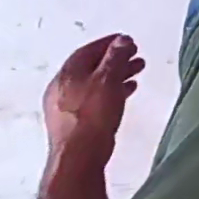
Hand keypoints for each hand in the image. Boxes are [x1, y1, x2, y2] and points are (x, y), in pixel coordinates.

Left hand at [41, 34, 144, 170]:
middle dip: (115, 59)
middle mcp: (62, 88)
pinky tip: (125, 92)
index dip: (109, 43)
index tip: (126, 40)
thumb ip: (116, 58)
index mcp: (67, 74)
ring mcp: (66, 107)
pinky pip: (94, 98)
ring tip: (136, 72)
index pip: (88, 50)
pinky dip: (110, 91)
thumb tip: (122, 40)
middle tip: (135, 55)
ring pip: (94, 83)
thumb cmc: (93, 116)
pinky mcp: (74, 122)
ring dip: (116, 75)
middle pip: (92, 66)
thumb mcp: (108, 80)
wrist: (79, 158)